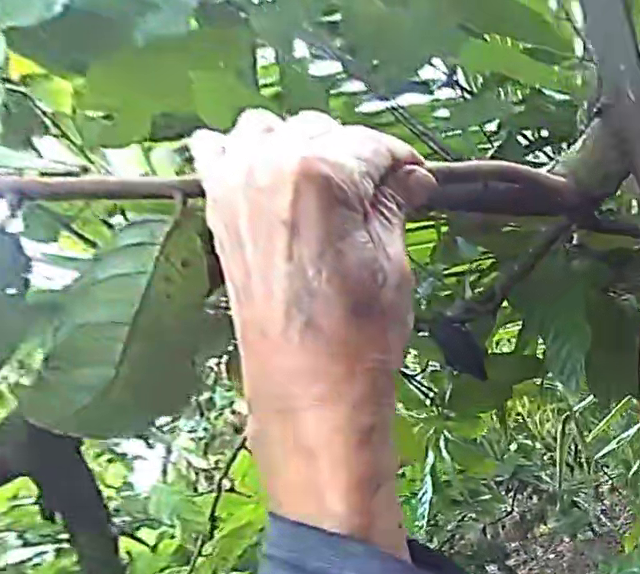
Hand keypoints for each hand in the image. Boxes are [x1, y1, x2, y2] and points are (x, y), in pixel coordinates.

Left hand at [190, 111, 435, 559]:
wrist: (311, 378)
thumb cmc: (366, 328)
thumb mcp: (394, 262)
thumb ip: (395, 207)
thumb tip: (414, 177)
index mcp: (321, 173)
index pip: (371, 144)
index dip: (404, 161)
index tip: (423, 182)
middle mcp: (267, 160)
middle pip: (322, 130)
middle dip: (359, 156)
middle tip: (389, 197)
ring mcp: (232, 177)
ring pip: (273, 130)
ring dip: (309, 150)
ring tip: (338, 194)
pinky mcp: (216, 201)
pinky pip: (228, 148)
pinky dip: (257, 157)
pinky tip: (284, 190)